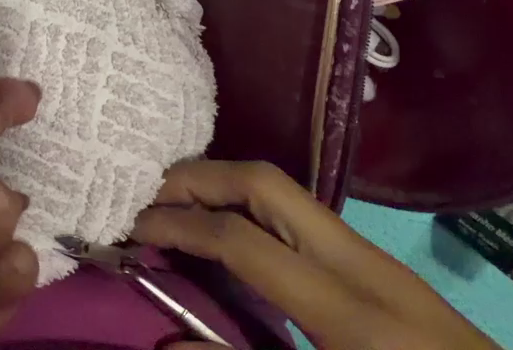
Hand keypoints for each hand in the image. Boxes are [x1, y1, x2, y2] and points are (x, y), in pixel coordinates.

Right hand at [132, 161, 501, 349]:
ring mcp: (377, 260)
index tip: (130, 230)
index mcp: (348, 308)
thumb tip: (166, 344)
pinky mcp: (382, 268)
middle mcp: (361, 265)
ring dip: (220, 187)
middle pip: (260, 182)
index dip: (173, 226)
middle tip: (148, 199)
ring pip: (282, 189)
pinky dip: (250, 208)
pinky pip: (300, 214)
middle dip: (194, 179)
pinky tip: (230, 234)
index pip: (237, 236)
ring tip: (178, 208)